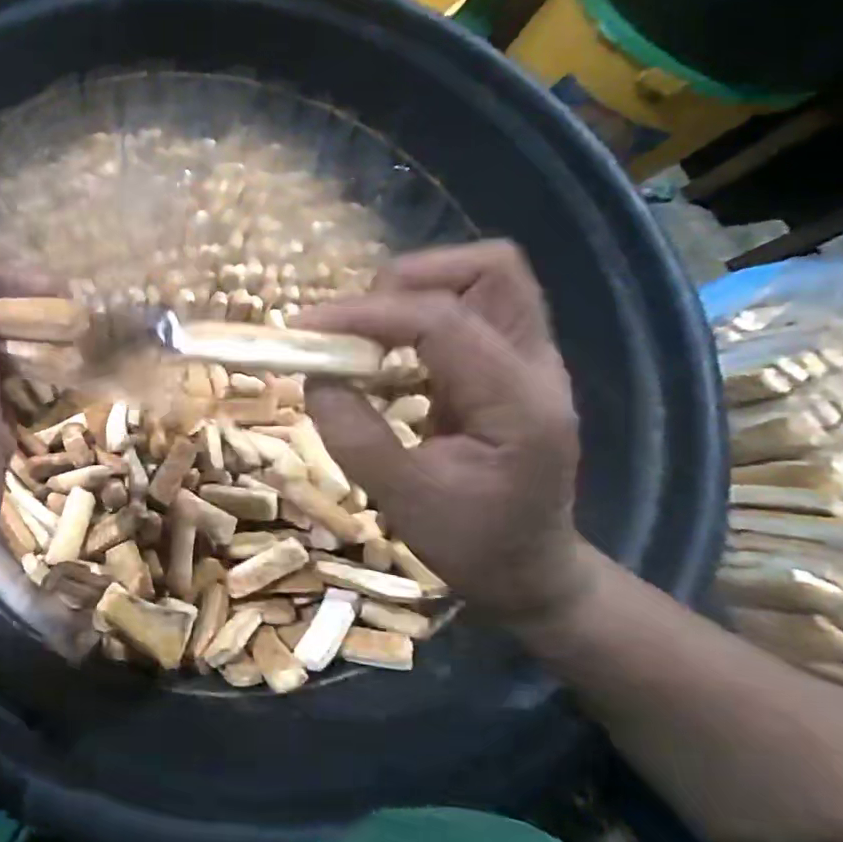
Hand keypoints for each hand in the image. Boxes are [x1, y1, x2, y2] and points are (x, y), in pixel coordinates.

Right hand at [298, 241, 587, 623]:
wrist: (532, 572)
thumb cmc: (474, 545)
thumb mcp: (405, 501)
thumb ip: (356, 436)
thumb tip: (314, 377)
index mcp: (518, 400)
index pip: (443, 320)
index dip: (368, 314)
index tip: (306, 329)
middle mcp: (536, 365)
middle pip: (491, 269)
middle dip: (411, 281)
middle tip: (358, 325)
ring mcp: (531, 362)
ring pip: (486, 280)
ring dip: (420, 291)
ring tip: (372, 335)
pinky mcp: (511, 368)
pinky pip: (472, 311)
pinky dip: (424, 316)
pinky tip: (392, 354)